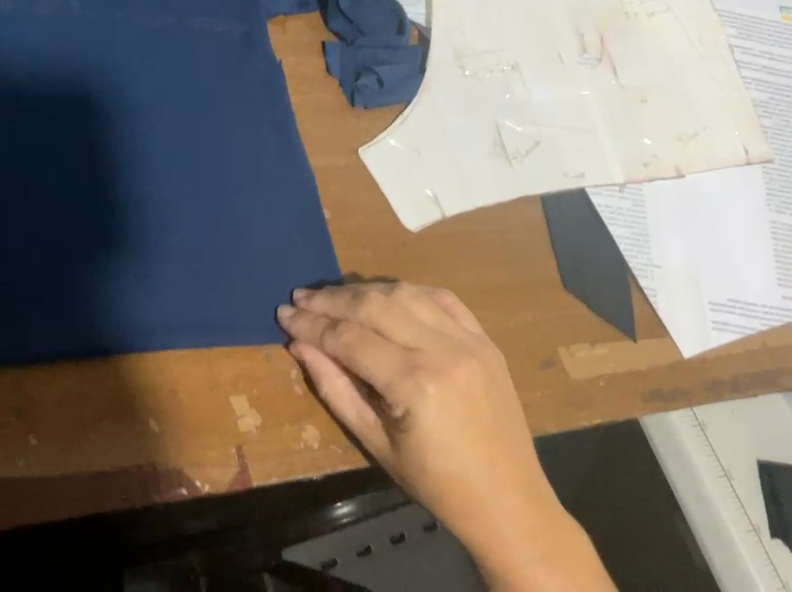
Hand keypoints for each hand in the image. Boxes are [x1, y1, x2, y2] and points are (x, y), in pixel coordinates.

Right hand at [278, 282, 612, 591]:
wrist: (508, 502)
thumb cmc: (435, 483)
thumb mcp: (374, 443)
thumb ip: (333, 388)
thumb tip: (298, 345)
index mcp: (414, 385)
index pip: (348, 338)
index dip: (311, 325)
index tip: (283, 314)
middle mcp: (443, 352)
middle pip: (374, 306)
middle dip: (331, 300)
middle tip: (300, 298)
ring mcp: (469, 341)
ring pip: (405, 293)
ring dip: (364, 290)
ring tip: (334, 296)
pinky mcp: (485, 340)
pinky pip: (441, 298)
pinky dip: (407, 291)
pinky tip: (383, 296)